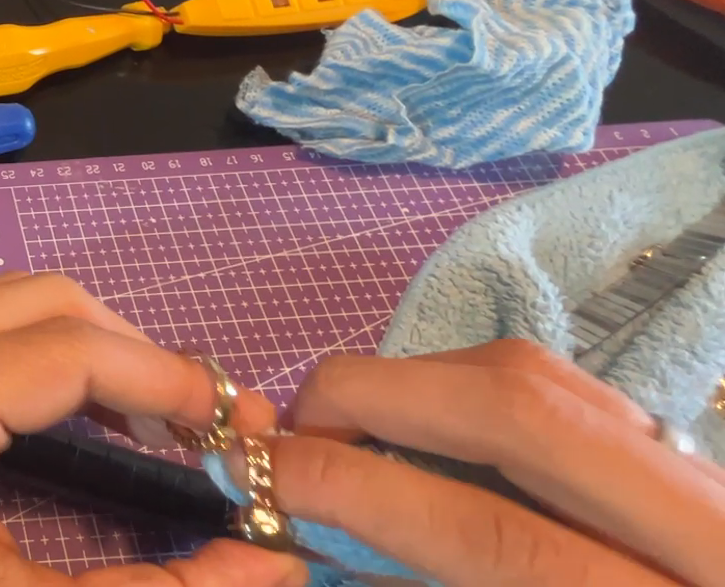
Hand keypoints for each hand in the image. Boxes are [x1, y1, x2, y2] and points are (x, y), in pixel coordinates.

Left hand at [0, 273, 306, 586]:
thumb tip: (268, 561)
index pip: (62, 349)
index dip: (163, 375)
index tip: (236, 425)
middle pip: (35, 298)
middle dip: (127, 345)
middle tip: (194, 422)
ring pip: (1, 302)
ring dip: (82, 341)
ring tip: (147, 415)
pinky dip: (33, 351)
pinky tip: (69, 408)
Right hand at [263, 339, 724, 585]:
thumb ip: (422, 576)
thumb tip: (305, 506)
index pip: (487, 532)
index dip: (349, 486)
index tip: (258, 469)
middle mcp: (713, 538)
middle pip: (513, 409)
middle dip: (366, 397)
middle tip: (298, 429)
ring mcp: (709, 480)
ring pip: (529, 371)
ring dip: (404, 382)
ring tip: (351, 424)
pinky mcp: (685, 450)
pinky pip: (553, 377)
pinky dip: (458, 381)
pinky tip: (426, 417)